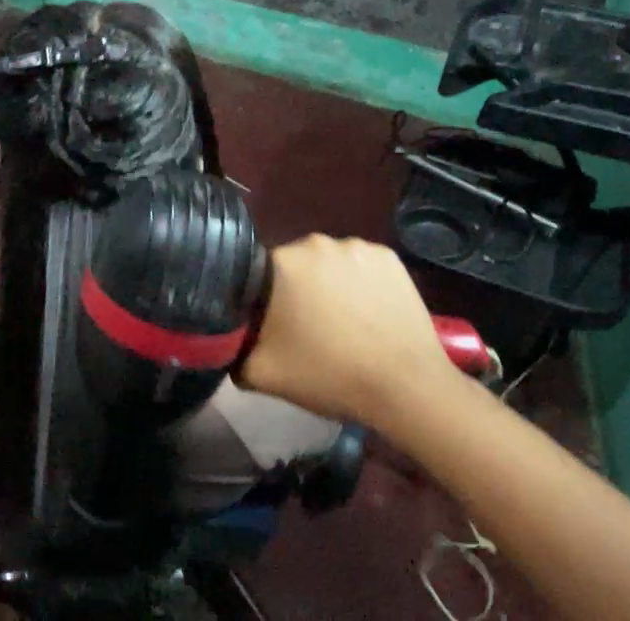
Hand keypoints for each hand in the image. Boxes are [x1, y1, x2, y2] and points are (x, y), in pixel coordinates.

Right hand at [238, 235, 459, 425]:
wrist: (405, 388)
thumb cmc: (329, 375)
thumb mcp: (260, 373)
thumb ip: (231, 349)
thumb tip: (224, 339)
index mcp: (282, 261)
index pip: (257, 273)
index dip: (261, 299)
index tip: (272, 325)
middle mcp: (317, 242)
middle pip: (294, 264)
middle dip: (295, 289)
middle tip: (306, 327)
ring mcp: (358, 247)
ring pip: (328, 263)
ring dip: (328, 284)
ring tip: (342, 322)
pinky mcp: (390, 257)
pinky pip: (361, 265)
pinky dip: (360, 283)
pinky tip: (368, 313)